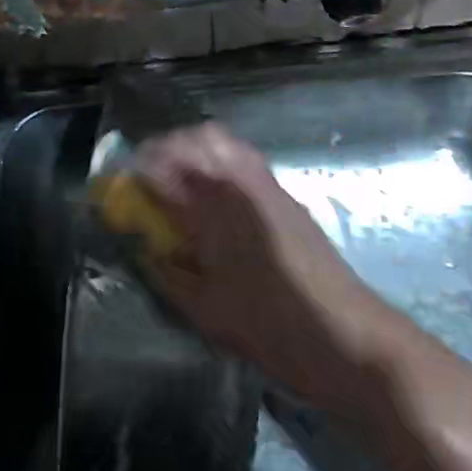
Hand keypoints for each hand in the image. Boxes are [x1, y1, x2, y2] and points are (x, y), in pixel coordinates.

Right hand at [131, 123, 387, 400]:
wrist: (348, 333)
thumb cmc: (270, 326)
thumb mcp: (205, 311)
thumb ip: (167, 275)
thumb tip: (144, 250)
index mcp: (213, 209)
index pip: (163, 168)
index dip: (138, 169)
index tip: (123, 181)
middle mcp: (239, 183)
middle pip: (197, 137)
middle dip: (168, 148)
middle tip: (153, 175)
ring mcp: (266, 184)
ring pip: (223, 141)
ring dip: (196, 149)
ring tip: (183, 180)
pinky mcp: (285, 193)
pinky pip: (245, 157)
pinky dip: (221, 161)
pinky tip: (218, 195)